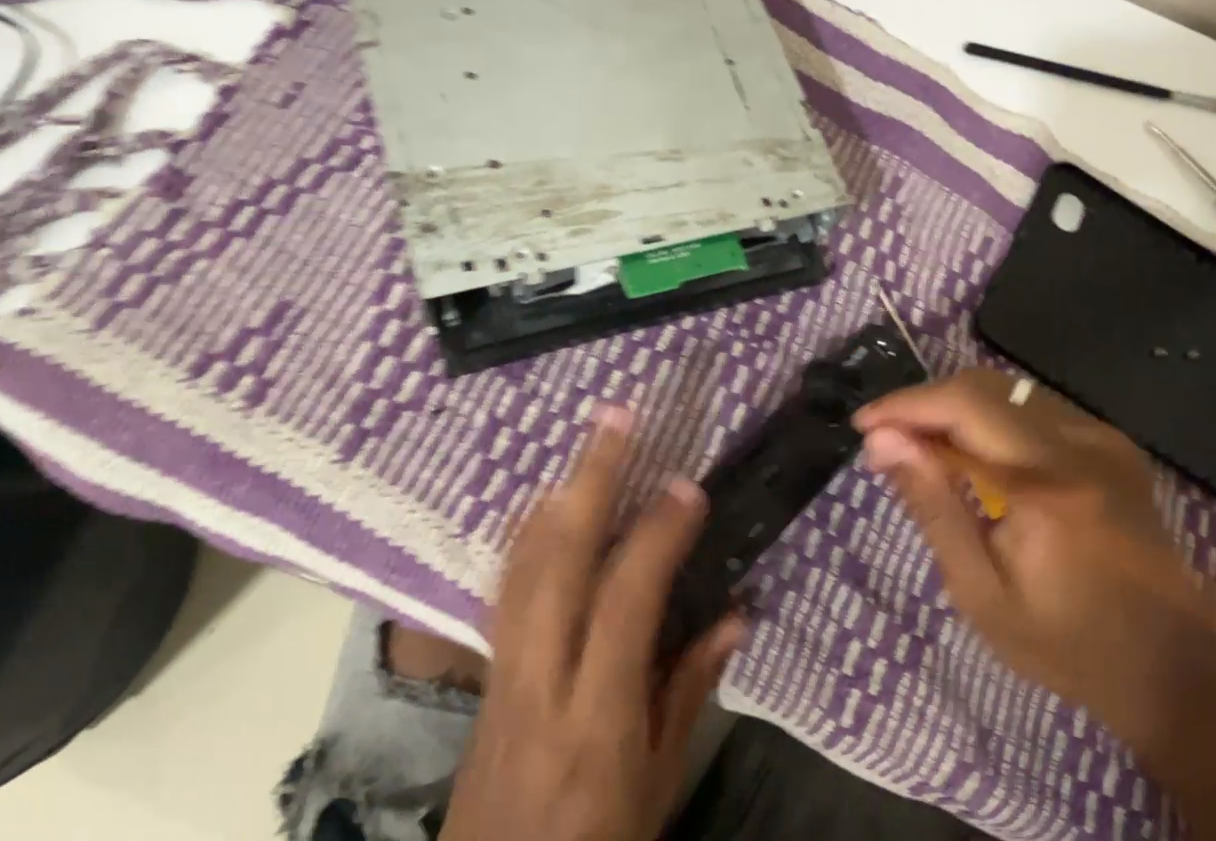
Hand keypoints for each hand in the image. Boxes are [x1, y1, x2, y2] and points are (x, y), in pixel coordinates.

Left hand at [441, 406, 745, 840]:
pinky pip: (503, 587)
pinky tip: (542, 505)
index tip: (686, 486)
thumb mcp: (657, 781)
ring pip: (523, 563)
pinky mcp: (484, 670)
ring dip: (557, 494)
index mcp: (595, 716)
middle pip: (559, 561)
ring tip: (587, 442)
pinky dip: (525, 535)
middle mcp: (540, 679)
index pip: (624, 603)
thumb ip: (687, 692)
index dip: (656, 537)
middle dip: (589, 481)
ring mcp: (502, 670)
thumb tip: (731, 618)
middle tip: (617, 418)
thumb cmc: (598, 839)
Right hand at [854, 369, 1215, 749]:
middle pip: (983, 387)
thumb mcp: (978, 589)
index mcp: (1047, 484)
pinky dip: (991, 419)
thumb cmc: (1063, 643)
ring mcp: (1105, 442)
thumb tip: (882, 440)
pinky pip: (1037, 409)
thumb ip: (931, 505)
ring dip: (955, 408)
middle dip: (924, 403)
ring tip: (920, 448)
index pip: (961, 407)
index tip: (861, 425)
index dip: (903, 405)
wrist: (1171, 671)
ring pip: (1010, 391)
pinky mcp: (1115, 450)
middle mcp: (1082, 446)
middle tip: (885, 440)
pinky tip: (972, 456)